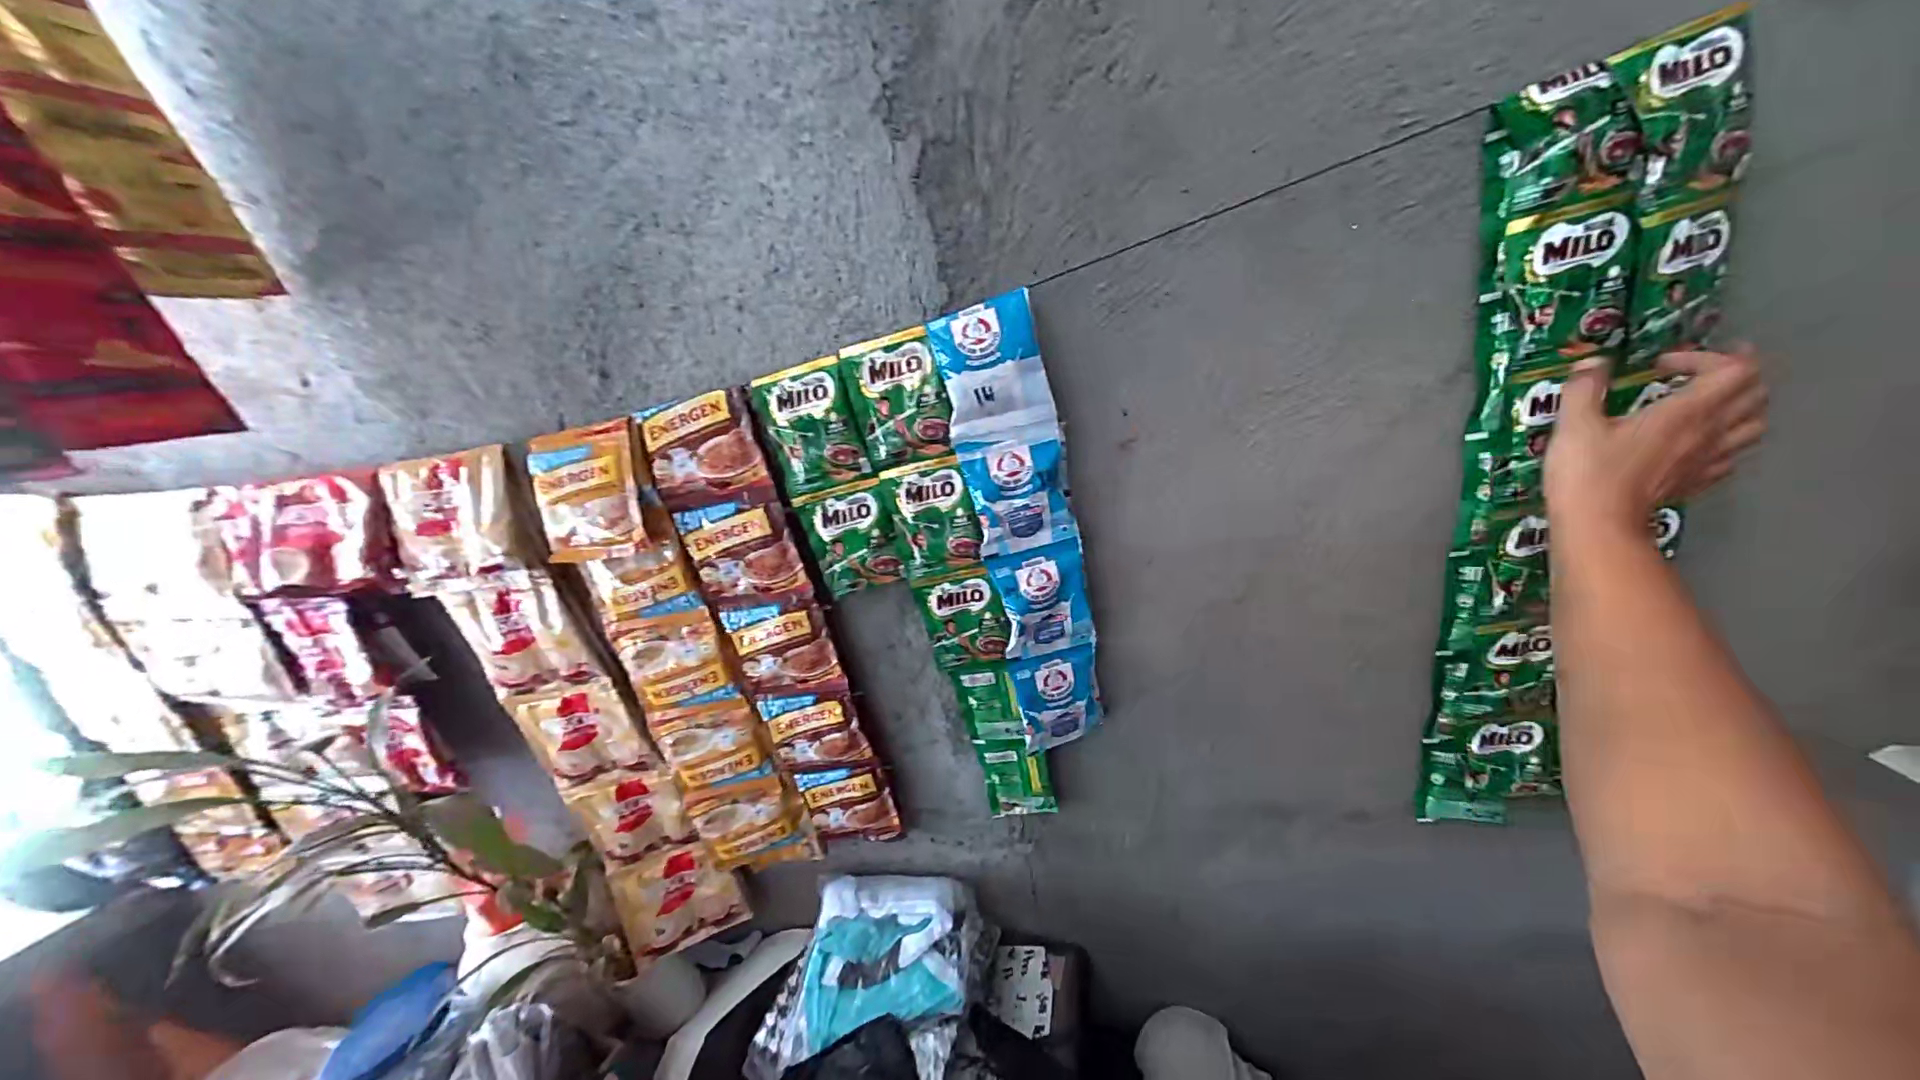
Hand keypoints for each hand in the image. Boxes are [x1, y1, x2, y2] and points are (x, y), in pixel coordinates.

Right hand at [1545, 346, 1767, 533]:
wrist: (1597, 525)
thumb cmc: (1587, 472)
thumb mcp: (1573, 425)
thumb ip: (1584, 389)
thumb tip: (1592, 362)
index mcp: (1687, 412)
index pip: (1733, 369)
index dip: (1705, 357)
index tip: (1662, 365)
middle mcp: (1711, 431)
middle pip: (1756, 392)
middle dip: (1736, 375)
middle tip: (1704, 371)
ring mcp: (1709, 460)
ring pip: (1754, 423)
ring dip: (1740, 406)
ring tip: (1710, 404)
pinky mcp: (1697, 481)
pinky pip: (1731, 454)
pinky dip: (1724, 441)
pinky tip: (1699, 443)